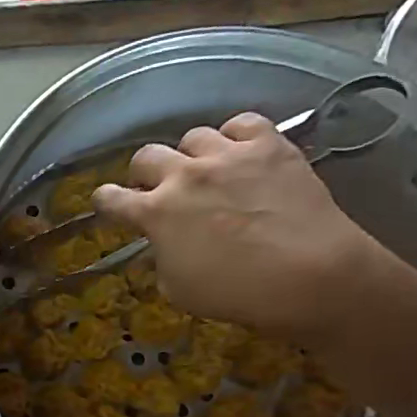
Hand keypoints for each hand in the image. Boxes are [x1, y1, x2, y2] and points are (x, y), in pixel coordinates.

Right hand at [89, 113, 397, 342]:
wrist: (311, 276)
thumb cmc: (235, 293)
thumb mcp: (176, 287)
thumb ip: (160, 257)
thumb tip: (159, 244)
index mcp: (154, 213)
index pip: (109, 198)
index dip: (106, 202)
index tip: (111, 207)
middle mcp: (184, 176)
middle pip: (145, 156)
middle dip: (145, 173)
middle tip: (159, 189)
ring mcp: (228, 156)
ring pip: (192, 136)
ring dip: (192, 155)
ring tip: (206, 170)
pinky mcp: (270, 146)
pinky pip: (241, 123)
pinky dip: (235, 135)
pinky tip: (240, 153)